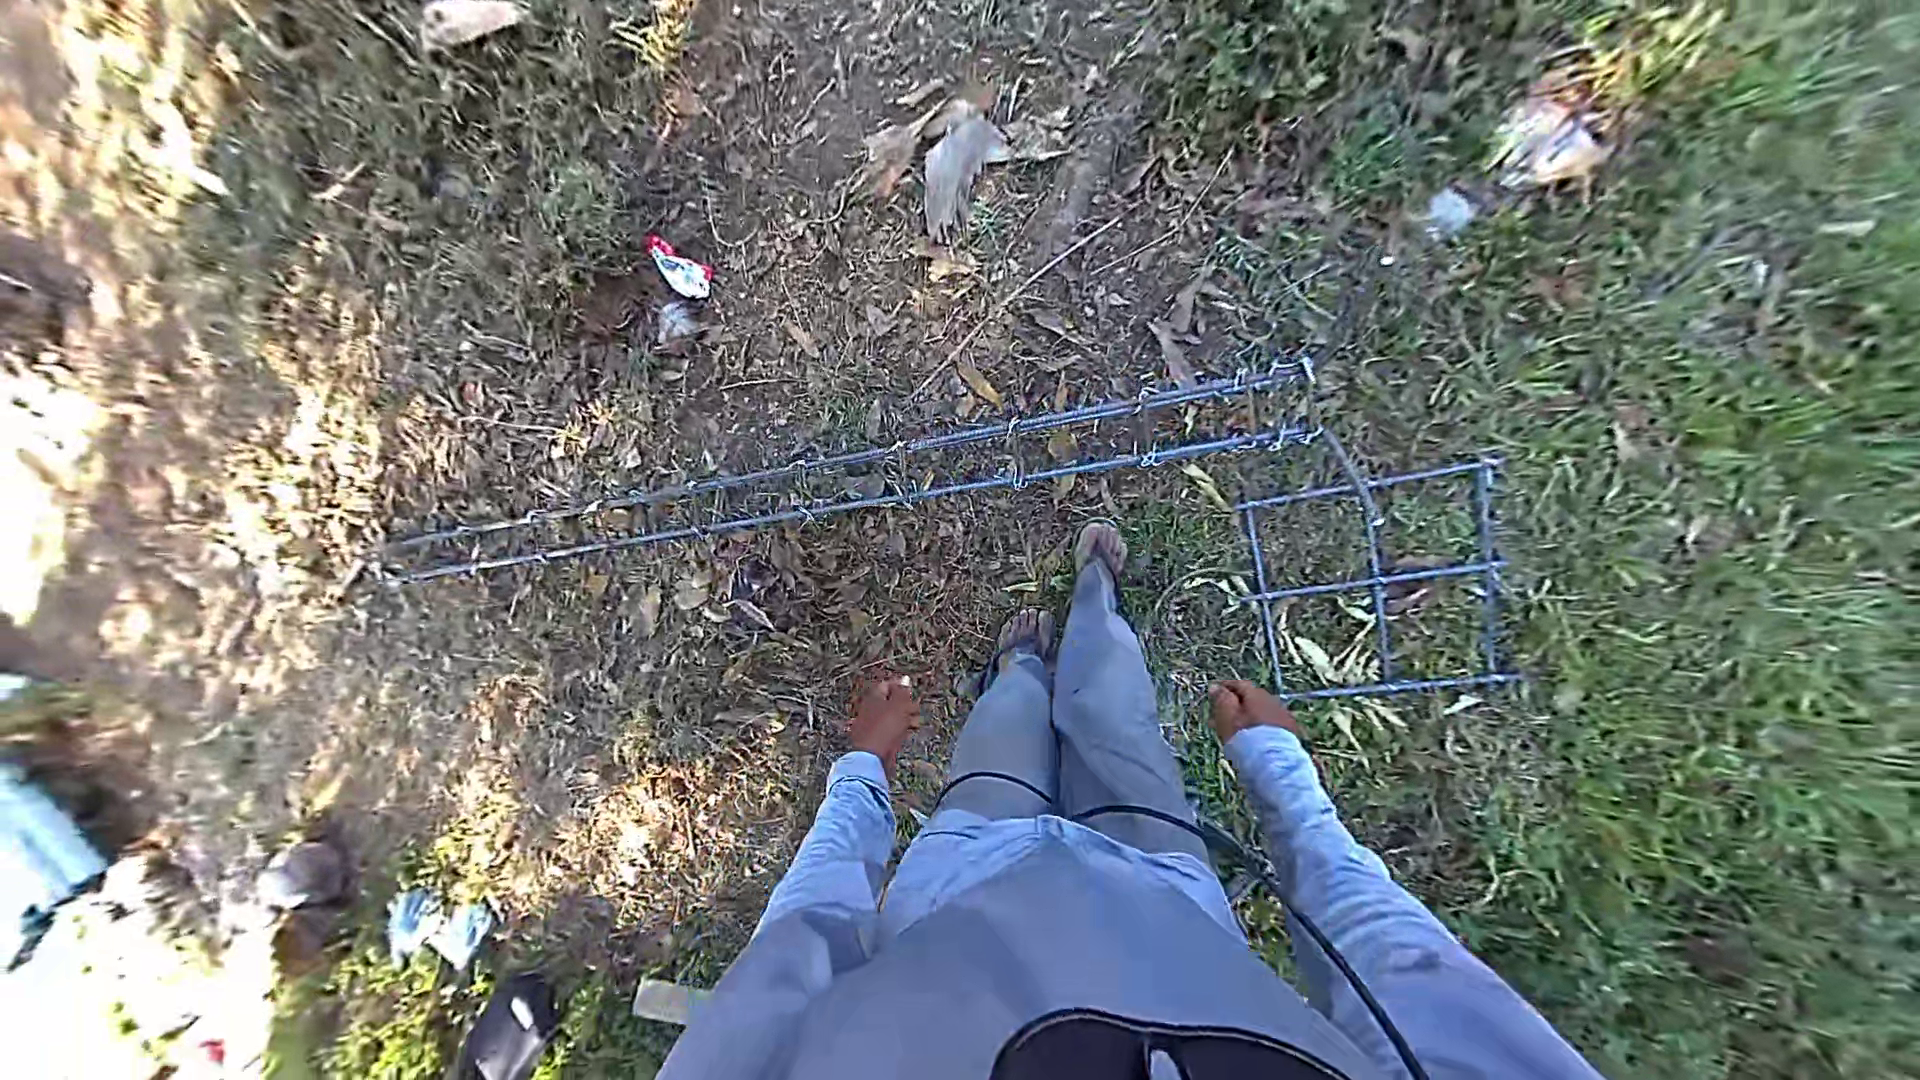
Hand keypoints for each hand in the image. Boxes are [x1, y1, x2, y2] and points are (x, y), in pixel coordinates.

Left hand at [849, 674, 919, 775]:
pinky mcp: (877, 739)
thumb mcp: (899, 706)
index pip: (887, 685)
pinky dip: (901, 728)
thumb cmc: (886, 728)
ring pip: (892, 716)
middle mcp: (870, 709)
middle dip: (906, 704)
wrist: (872, 758)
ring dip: (906, 717)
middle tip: (916, 709)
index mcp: (873, 698)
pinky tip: (910, 731)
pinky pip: (891, 729)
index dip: (901, 687)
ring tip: (916, 722)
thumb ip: (903, 692)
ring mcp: (873, 725)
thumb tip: (905, 678)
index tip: (912, 692)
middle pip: (891, 701)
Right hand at [1208, 679, 1303, 744]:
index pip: (1239, 684)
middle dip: (1236, 703)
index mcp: (1257, 694)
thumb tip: (1215, 686)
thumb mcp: (1226, 715)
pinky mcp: (1290, 734)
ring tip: (1235, 729)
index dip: (1225, 688)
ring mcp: (1284, 718)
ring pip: (1261, 712)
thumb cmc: (1244, 736)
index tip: (1214, 694)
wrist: (1274, 765)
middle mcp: (1273, 702)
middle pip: (1251, 698)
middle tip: (1221, 713)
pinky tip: (1253, 738)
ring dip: (1248, 716)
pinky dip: (1259, 727)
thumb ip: (1221, 698)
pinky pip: (1270, 725)